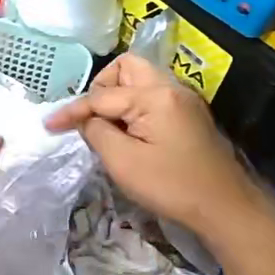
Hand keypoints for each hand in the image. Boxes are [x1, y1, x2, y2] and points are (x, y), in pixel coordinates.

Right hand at [44, 54, 266, 236]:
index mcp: (155, 96)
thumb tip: (86, 119)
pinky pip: (154, 96)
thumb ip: (97, 132)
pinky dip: (135, 106)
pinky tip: (129, 132)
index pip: (102, 96)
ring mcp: (184, 100)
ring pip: (142, 79)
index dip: (72, 111)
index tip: (49, 125)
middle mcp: (171, 87)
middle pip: (127, 68)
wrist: (225, 207)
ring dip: (118, 96)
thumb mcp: (123, 162)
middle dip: (101, 87)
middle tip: (90, 117)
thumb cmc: (172, 186)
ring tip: (107, 126)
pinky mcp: (189, 115)